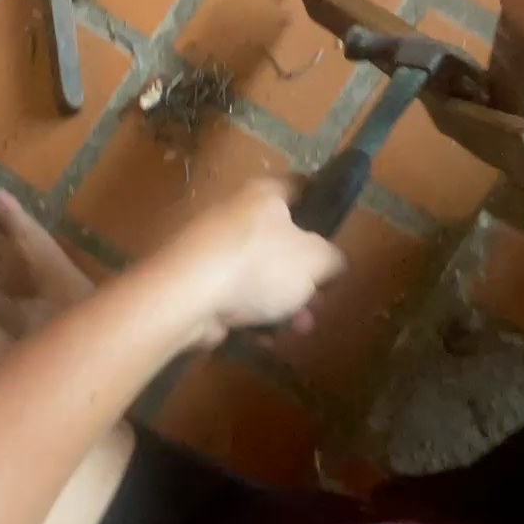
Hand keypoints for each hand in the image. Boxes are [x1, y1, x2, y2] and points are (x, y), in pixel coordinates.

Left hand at [157, 178, 346, 346]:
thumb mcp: (315, 260)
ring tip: (299, 327)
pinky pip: (237, 298)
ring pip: (262, 275)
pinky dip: (254, 316)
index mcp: (264, 194)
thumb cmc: (257, 266)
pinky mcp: (199, 284)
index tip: (338, 235)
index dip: (324, 207)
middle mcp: (237, 215)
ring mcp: (214, 250)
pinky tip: (266, 336)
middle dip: (306, 277)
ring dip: (285, 303)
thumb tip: (332, 261)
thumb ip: (333, 258)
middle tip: (320, 300)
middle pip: (283, 242)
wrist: (186, 297)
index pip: (302, 187)